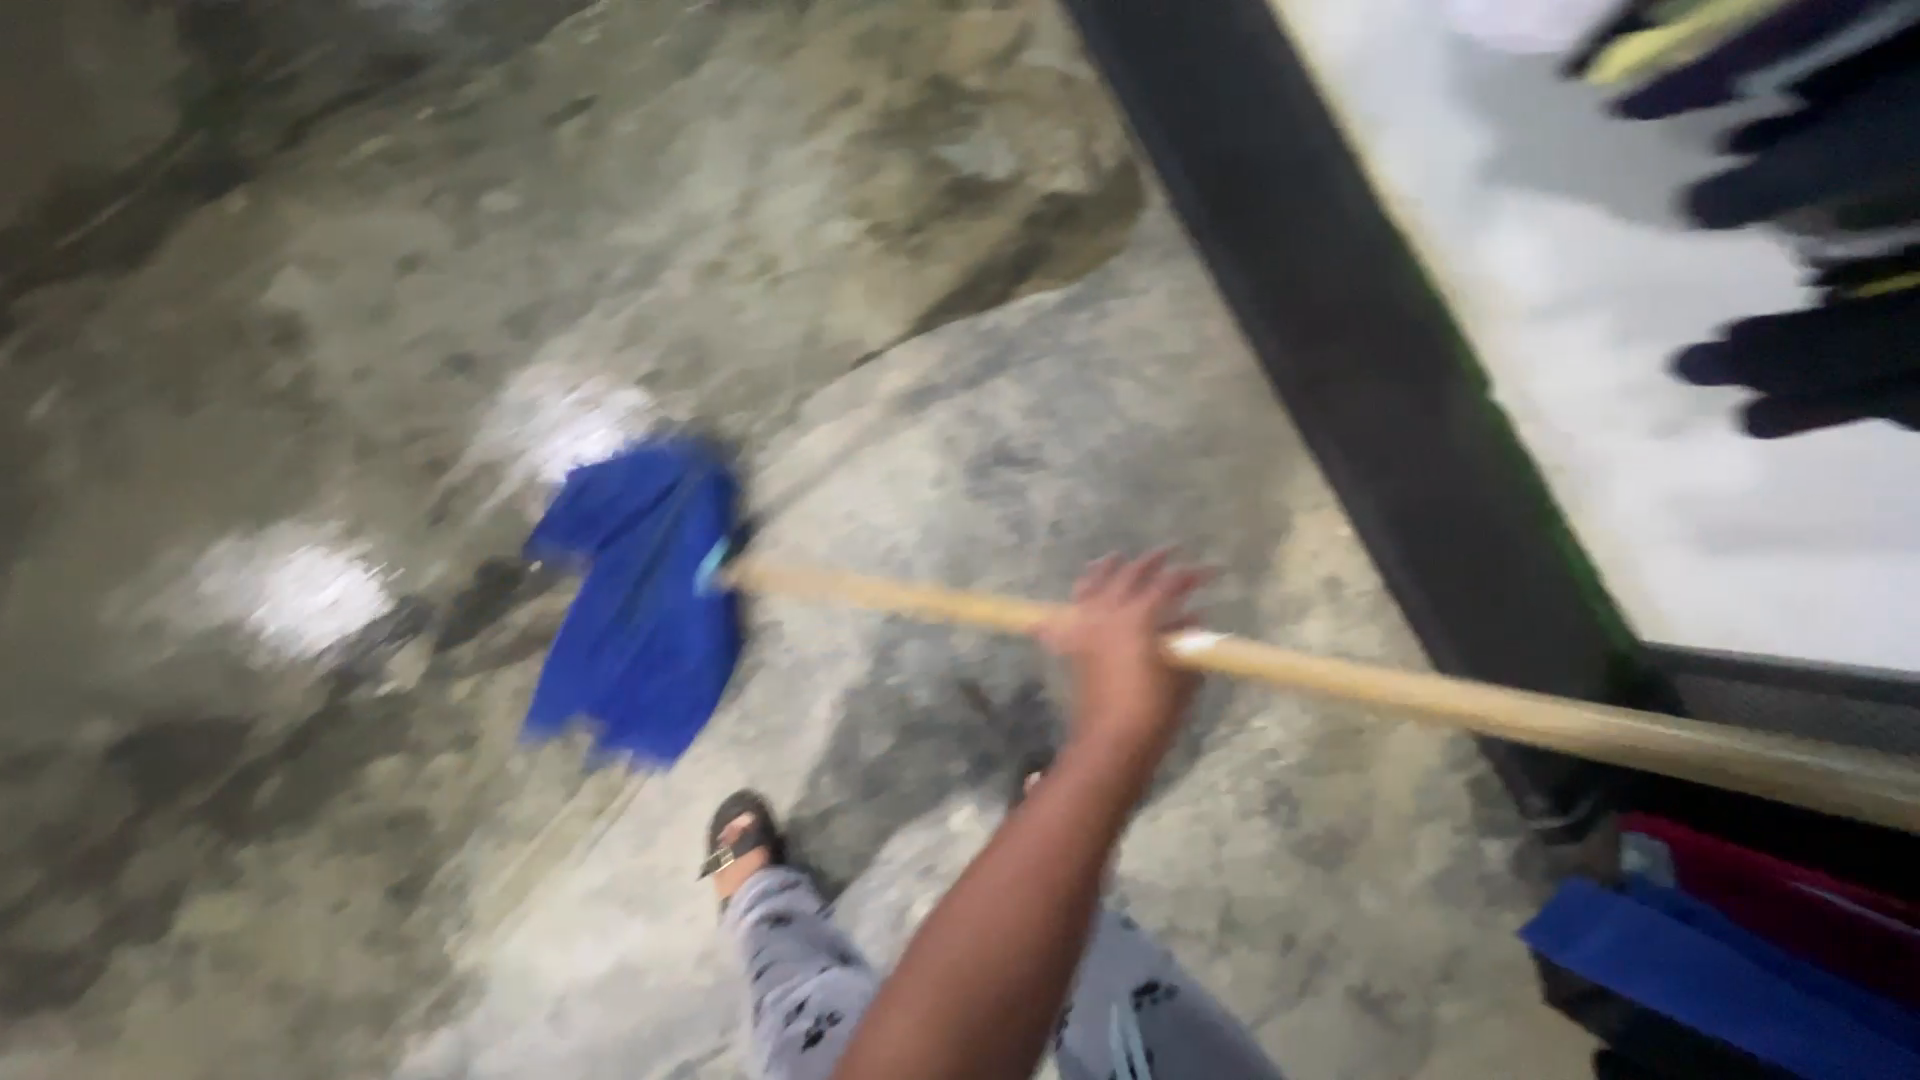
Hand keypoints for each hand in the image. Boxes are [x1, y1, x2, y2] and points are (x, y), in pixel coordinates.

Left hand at [1036, 550, 1209, 759]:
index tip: (1212, 571)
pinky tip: (1058, 609)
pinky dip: (1061, 612)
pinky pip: (1062, 619)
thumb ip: (1188, 642)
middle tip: (1169, 553)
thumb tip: (1191, 621)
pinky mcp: (1071, 645)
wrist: (1113, 739)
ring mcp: (1085, 626)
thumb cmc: (1156, 709)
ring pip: (1091, 585)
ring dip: (1105, 569)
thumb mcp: (1184, 674)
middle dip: (1151, 561)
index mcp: (1139, 615)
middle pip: (1129, 574)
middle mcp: (1107, 612)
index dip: (1193, 574)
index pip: (1169, 583)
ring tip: (1114, 559)